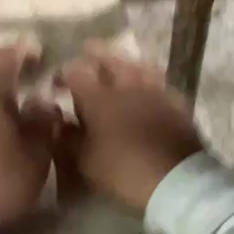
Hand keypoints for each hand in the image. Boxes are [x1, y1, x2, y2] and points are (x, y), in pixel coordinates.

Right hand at [56, 44, 202, 213]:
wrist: (175, 179)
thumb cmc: (122, 170)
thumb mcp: (85, 160)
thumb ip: (67, 137)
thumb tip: (58, 120)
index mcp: (98, 96)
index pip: (75, 71)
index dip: (63, 73)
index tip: (57, 83)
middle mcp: (125, 84)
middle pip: (109, 58)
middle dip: (95, 55)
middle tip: (87, 54)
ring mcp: (154, 90)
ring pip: (137, 66)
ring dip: (124, 64)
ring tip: (118, 67)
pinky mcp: (176, 102)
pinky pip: (159, 82)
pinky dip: (148, 81)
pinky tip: (146, 89)